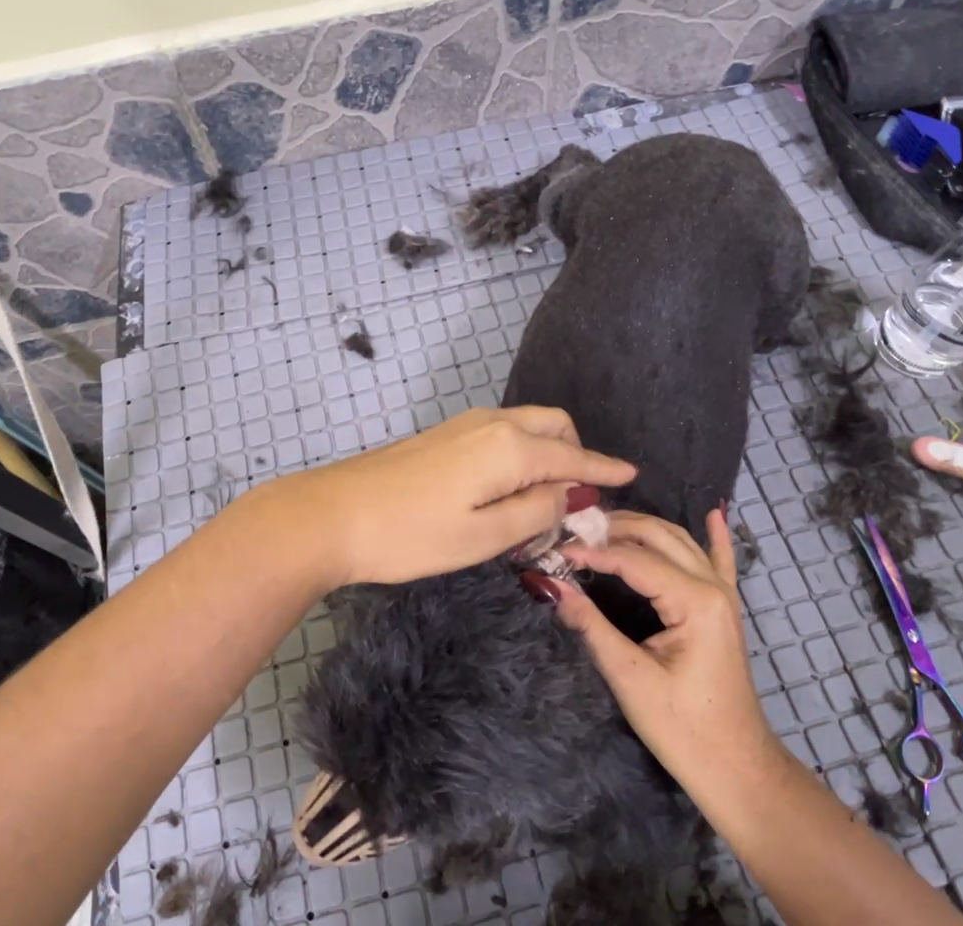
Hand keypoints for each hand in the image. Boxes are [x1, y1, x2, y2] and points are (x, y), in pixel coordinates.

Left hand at [239, 406, 635, 588]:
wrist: (331, 515)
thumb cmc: (409, 535)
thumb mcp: (481, 537)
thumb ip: (533, 513)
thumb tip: (564, 494)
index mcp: (509, 448)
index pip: (572, 458)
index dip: (604, 470)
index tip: (631, 476)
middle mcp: (491, 424)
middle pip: (553, 426)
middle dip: (577, 453)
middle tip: (582, 496)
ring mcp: (462, 425)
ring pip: (526, 425)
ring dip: (548, 451)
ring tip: (549, 496)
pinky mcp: (442, 435)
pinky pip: (500, 432)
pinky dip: (522, 451)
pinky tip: (511, 485)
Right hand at [553, 509, 781, 799]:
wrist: (736, 767)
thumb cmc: (681, 727)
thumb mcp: (629, 676)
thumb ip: (590, 625)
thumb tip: (548, 584)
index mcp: (694, 601)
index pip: (633, 559)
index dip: (591, 551)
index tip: (553, 549)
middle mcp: (713, 587)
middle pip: (659, 537)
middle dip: (614, 529)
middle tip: (570, 531)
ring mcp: (724, 596)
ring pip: (681, 542)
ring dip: (642, 528)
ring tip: (600, 525)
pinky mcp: (725, 609)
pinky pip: (719, 561)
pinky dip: (714, 536)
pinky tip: (713, 513)